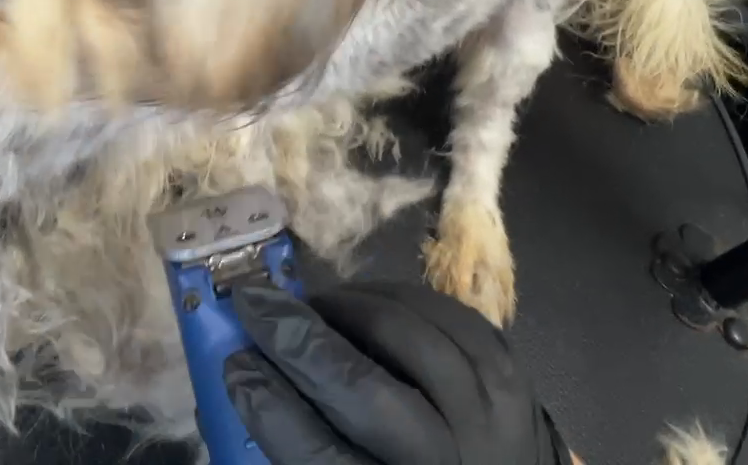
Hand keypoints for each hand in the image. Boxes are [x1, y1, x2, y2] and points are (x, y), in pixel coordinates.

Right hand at [224, 282, 569, 464]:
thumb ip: (304, 440)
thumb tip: (248, 369)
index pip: (321, 457)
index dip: (271, 406)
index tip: (236, 363)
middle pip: (368, 395)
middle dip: (300, 340)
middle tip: (256, 303)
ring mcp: (492, 420)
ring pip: (409, 340)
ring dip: (348, 309)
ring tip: (315, 306)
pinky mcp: (511, 377)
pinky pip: (446, 316)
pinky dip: (396, 298)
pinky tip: (367, 301)